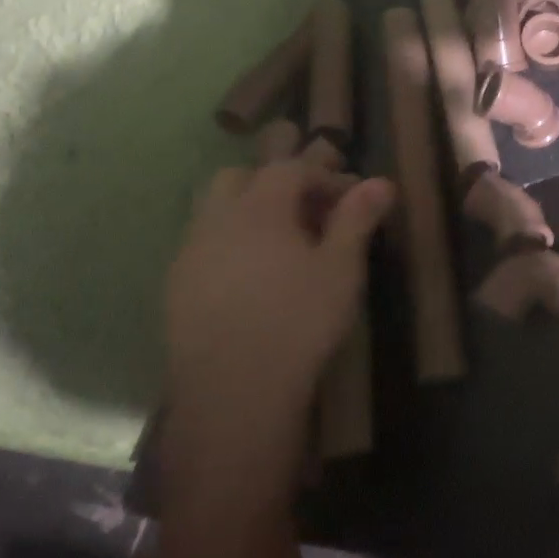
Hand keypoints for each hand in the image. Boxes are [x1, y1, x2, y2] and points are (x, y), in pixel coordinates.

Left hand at [164, 162, 395, 416]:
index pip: (289, 169)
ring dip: (251, 214)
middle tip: (313, 215)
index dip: (324, 177)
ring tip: (286, 247)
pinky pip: (205, 246)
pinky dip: (233, 245)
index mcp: (257, 209)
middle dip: (278, 186)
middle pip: (241, 179)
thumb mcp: (342, 268)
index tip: (353, 200)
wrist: (235, 388)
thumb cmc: (299, 321)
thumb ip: (357, 219)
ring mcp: (189, 253)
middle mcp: (215, 221)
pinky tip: (257, 279)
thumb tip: (381, 182)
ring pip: (216, 211)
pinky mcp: (177, 286)